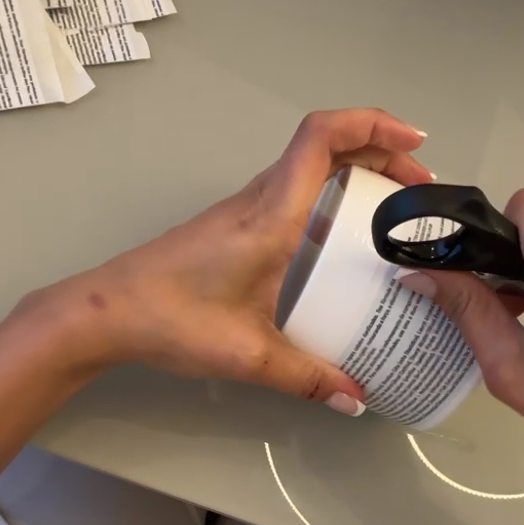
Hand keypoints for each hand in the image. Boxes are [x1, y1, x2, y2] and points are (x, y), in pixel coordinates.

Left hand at [41, 108, 432, 415]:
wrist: (106, 312)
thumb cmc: (171, 319)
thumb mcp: (248, 354)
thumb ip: (306, 378)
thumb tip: (354, 400)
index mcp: (270, 215)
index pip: (323, 137)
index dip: (374, 124)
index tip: (416, 141)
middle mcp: (258, 200)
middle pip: (326, 147)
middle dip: (380, 154)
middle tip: (417, 190)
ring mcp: (242, 211)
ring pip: (307, 169)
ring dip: (354, 174)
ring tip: (390, 211)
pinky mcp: (231, 229)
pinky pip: (291, 196)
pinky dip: (326, 199)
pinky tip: (336, 243)